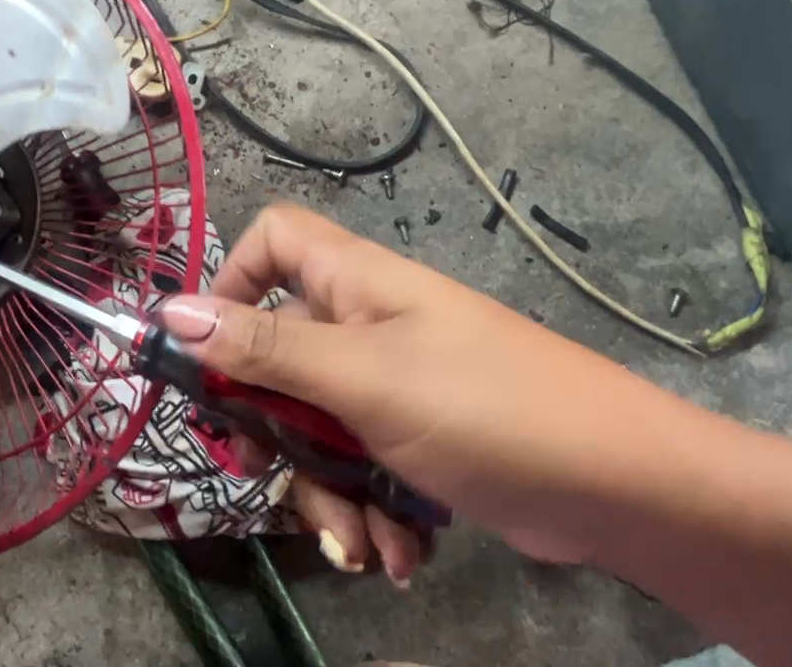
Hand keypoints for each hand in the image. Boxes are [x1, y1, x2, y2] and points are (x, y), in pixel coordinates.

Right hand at [159, 204, 694, 567]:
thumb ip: (264, 350)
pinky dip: (367, 510)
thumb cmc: (485, 408)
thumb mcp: (362, 380)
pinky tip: (397, 550)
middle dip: (270, 424)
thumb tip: (171, 311)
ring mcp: (391, 385)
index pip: (273, 241)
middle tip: (261, 468)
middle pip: (277, 353)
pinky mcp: (415, 440)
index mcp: (354, 283)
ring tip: (359, 542)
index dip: (233, 281)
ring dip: (323, 491)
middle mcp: (366, 325)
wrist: (620, 488)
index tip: (209, 351)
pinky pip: (359, 465)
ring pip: (314, 425)